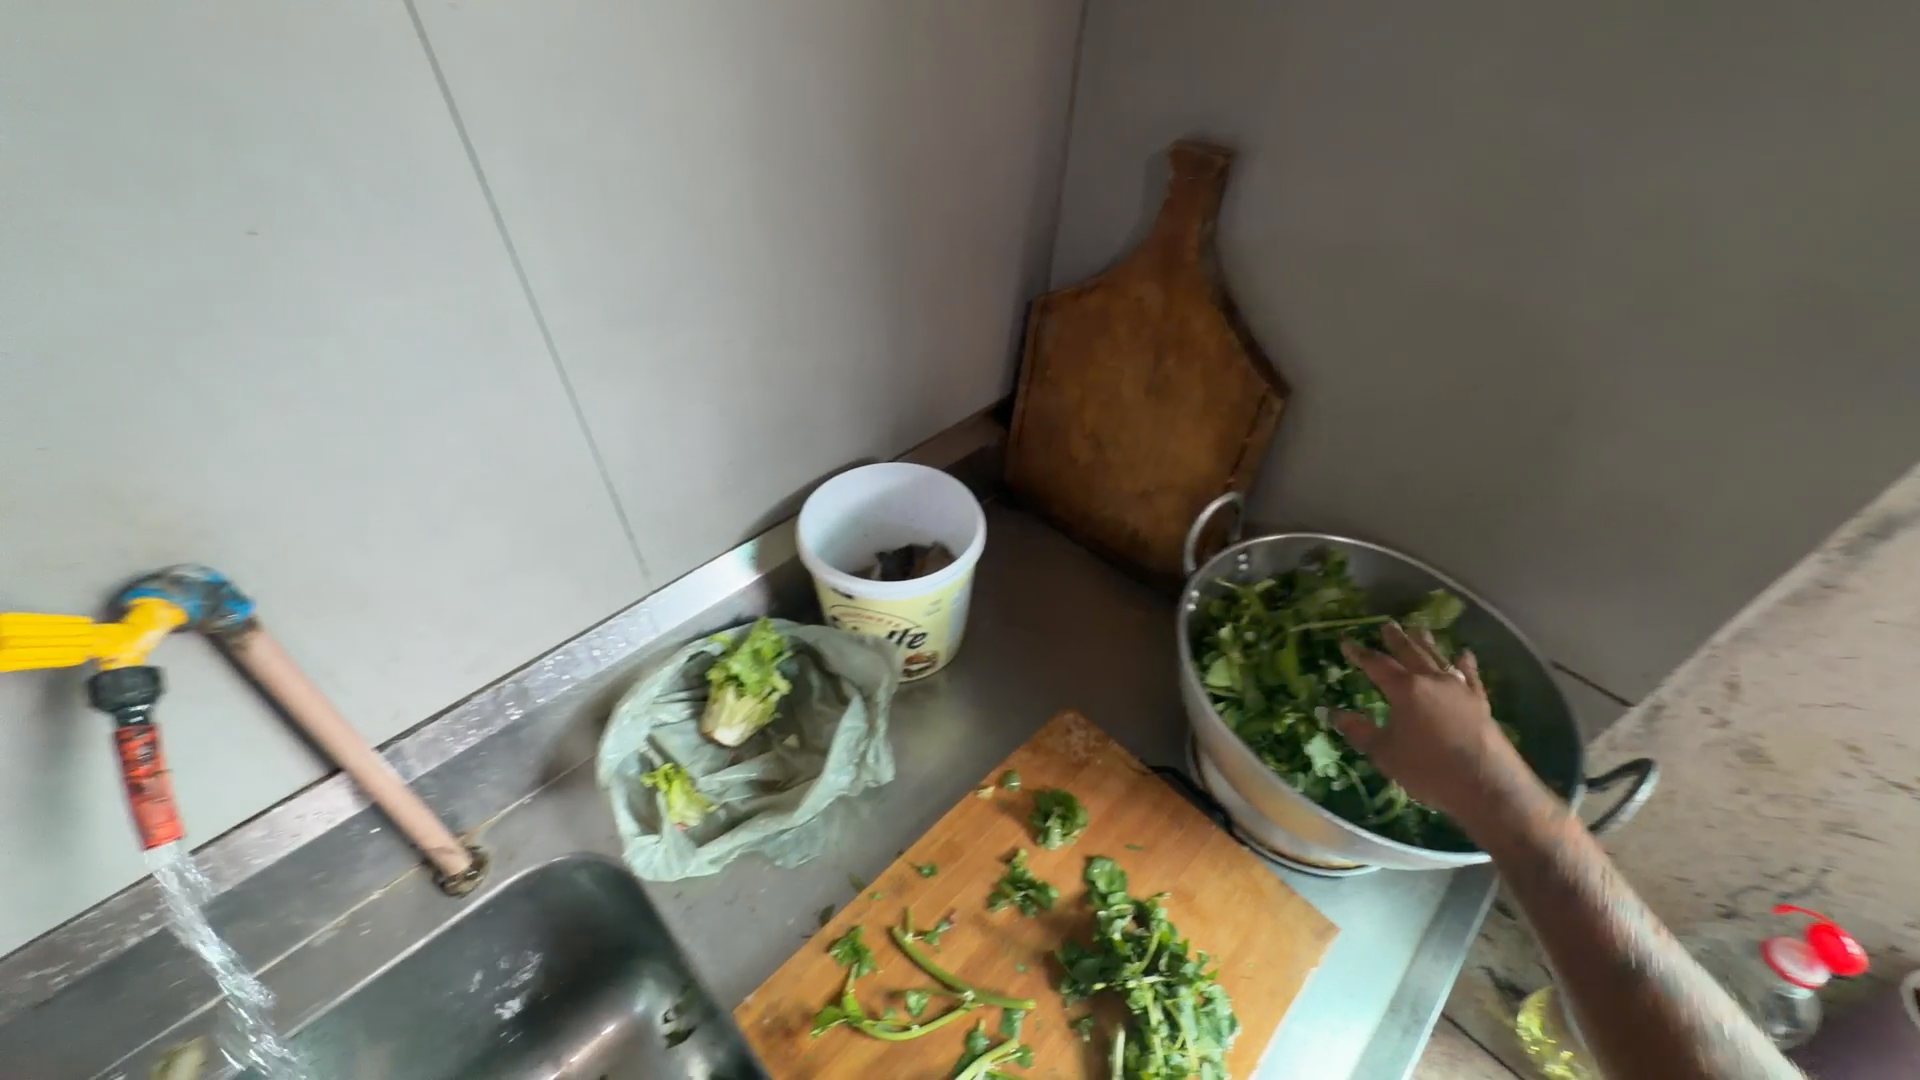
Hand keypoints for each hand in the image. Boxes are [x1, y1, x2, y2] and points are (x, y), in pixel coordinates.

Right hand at [1333, 622, 1554, 837]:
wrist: (1488, 788)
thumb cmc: (1429, 770)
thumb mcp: (1384, 753)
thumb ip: (1359, 730)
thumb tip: (1331, 713)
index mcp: (1405, 690)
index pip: (1376, 665)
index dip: (1360, 654)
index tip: (1347, 642)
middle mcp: (1432, 681)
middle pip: (1410, 653)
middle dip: (1396, 639)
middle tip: (1387, 625)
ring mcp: (1460, 690)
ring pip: (1439, 658)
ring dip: (1427, 643)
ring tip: (1419, 629)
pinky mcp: (1480, 703)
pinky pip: (1471, 676)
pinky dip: (1466, 663)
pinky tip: (1464, 654)